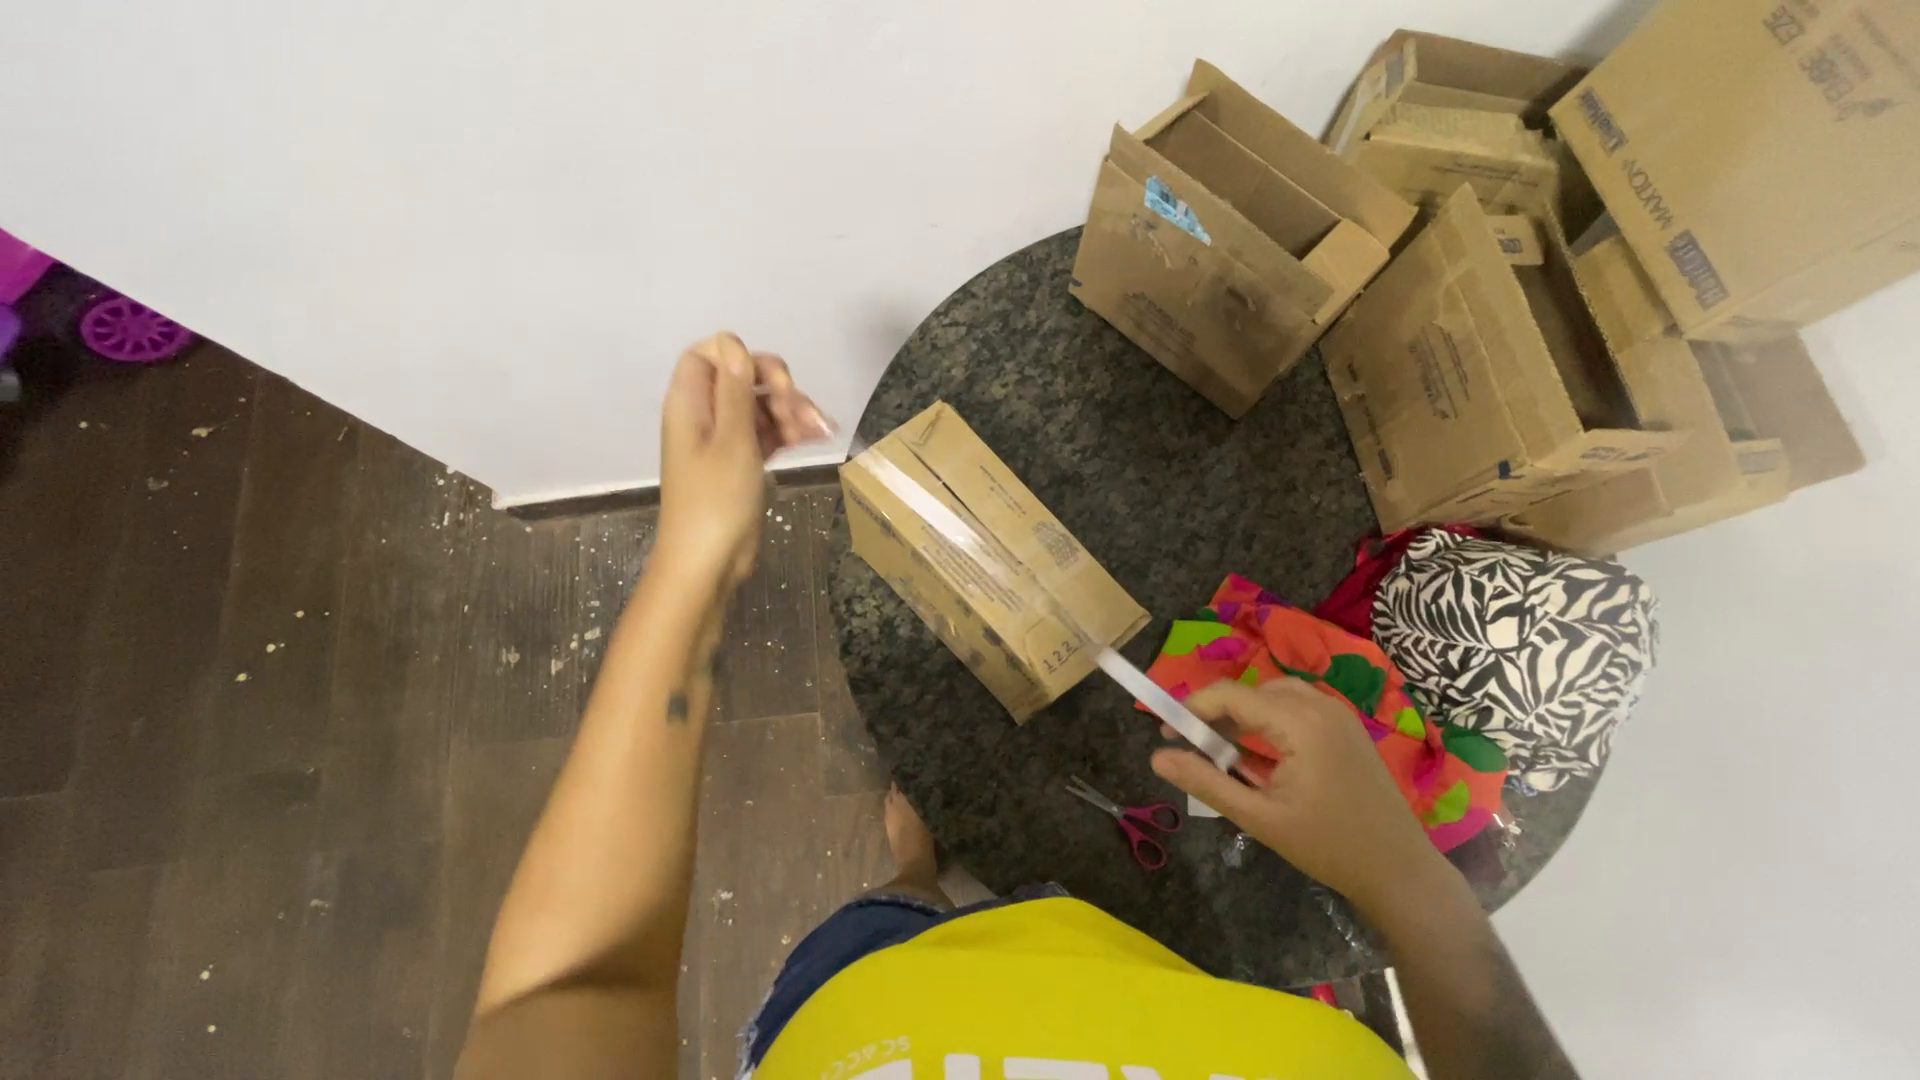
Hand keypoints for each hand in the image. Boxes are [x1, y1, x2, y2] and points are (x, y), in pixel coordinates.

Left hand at [657, 333, 831, 586]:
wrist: (708, 562)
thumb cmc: (716, 500)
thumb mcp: (732, 440)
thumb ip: (736, 390)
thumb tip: (733, 342)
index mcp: (690, 403)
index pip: (709, 354)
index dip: (741, 356)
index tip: (769, 379)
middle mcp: (705, 416)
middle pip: (742, 378)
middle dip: (778, 387)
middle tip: (801, 410)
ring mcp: (724, 441)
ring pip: (761, 407)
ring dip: (792, 412)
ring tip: (822, 431)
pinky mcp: (742, 464)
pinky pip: (768, 434)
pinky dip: (791, 433)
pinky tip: (819, 438)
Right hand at [1150, 679, 1447, 915]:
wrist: (1399, 871)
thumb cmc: (1328, 846)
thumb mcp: (1258, 817)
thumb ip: (1206, 782)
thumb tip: (1157, 758)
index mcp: (1301, 723)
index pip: (1231, 695)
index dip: (1192, 709)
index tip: (1167, 734)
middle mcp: (1321, 706)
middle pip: (1251, 692)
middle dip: (1217, 714)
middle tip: (1193, 748)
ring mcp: (1339, 715)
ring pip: (1273, 697)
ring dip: (1243, 717)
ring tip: (1222, 752)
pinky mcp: (1347, 728)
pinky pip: (1296, 708)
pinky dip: (1269, 722)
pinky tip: (1259, 757)